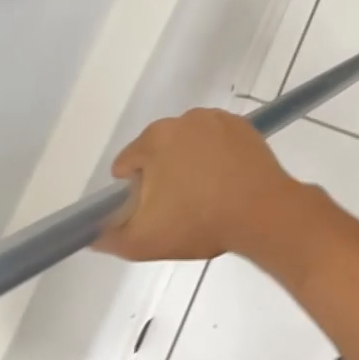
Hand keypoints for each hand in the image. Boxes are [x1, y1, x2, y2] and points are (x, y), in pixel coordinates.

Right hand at [94, 109, 301, 261]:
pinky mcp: (245, 127)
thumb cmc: (199, 221)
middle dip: (163, 175)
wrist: (262, 212)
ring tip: (206, 195)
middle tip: (179, 206)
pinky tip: (227, 181)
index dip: (133, 191)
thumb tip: (96, 233)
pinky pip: (218, 142)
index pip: (128, 163)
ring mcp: (219, 119)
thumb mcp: (142, 241)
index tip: (151, 210)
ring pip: (190, 144)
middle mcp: (186, 119)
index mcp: (156, 138)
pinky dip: (218, 157)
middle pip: (160, 150)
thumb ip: (110, 237)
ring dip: (191, 163)